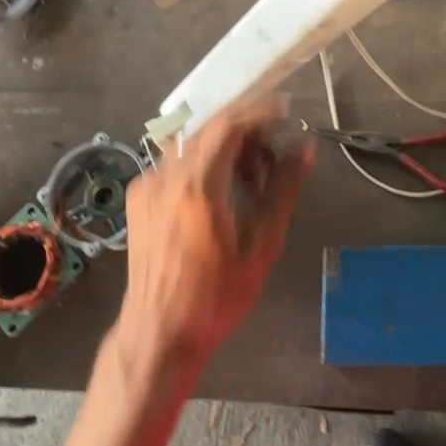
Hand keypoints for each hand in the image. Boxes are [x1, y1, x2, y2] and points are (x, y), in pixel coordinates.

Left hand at [117, 96, 315, 363]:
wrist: (158, 333)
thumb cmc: (216, 296)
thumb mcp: (261, 246)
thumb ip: (283, 191)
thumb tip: (306, 148)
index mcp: (198, 185)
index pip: (229, 125)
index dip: (259, 111)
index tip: (285, 112)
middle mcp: (167, 176)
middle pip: (209, 129)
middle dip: (246, 131)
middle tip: (274, 152)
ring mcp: (148, 186)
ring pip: (191, 144)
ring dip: (224, 147)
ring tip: (251, 178)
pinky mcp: (139, 199)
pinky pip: (175, 163)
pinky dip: (202, 163)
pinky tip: (219, 193)